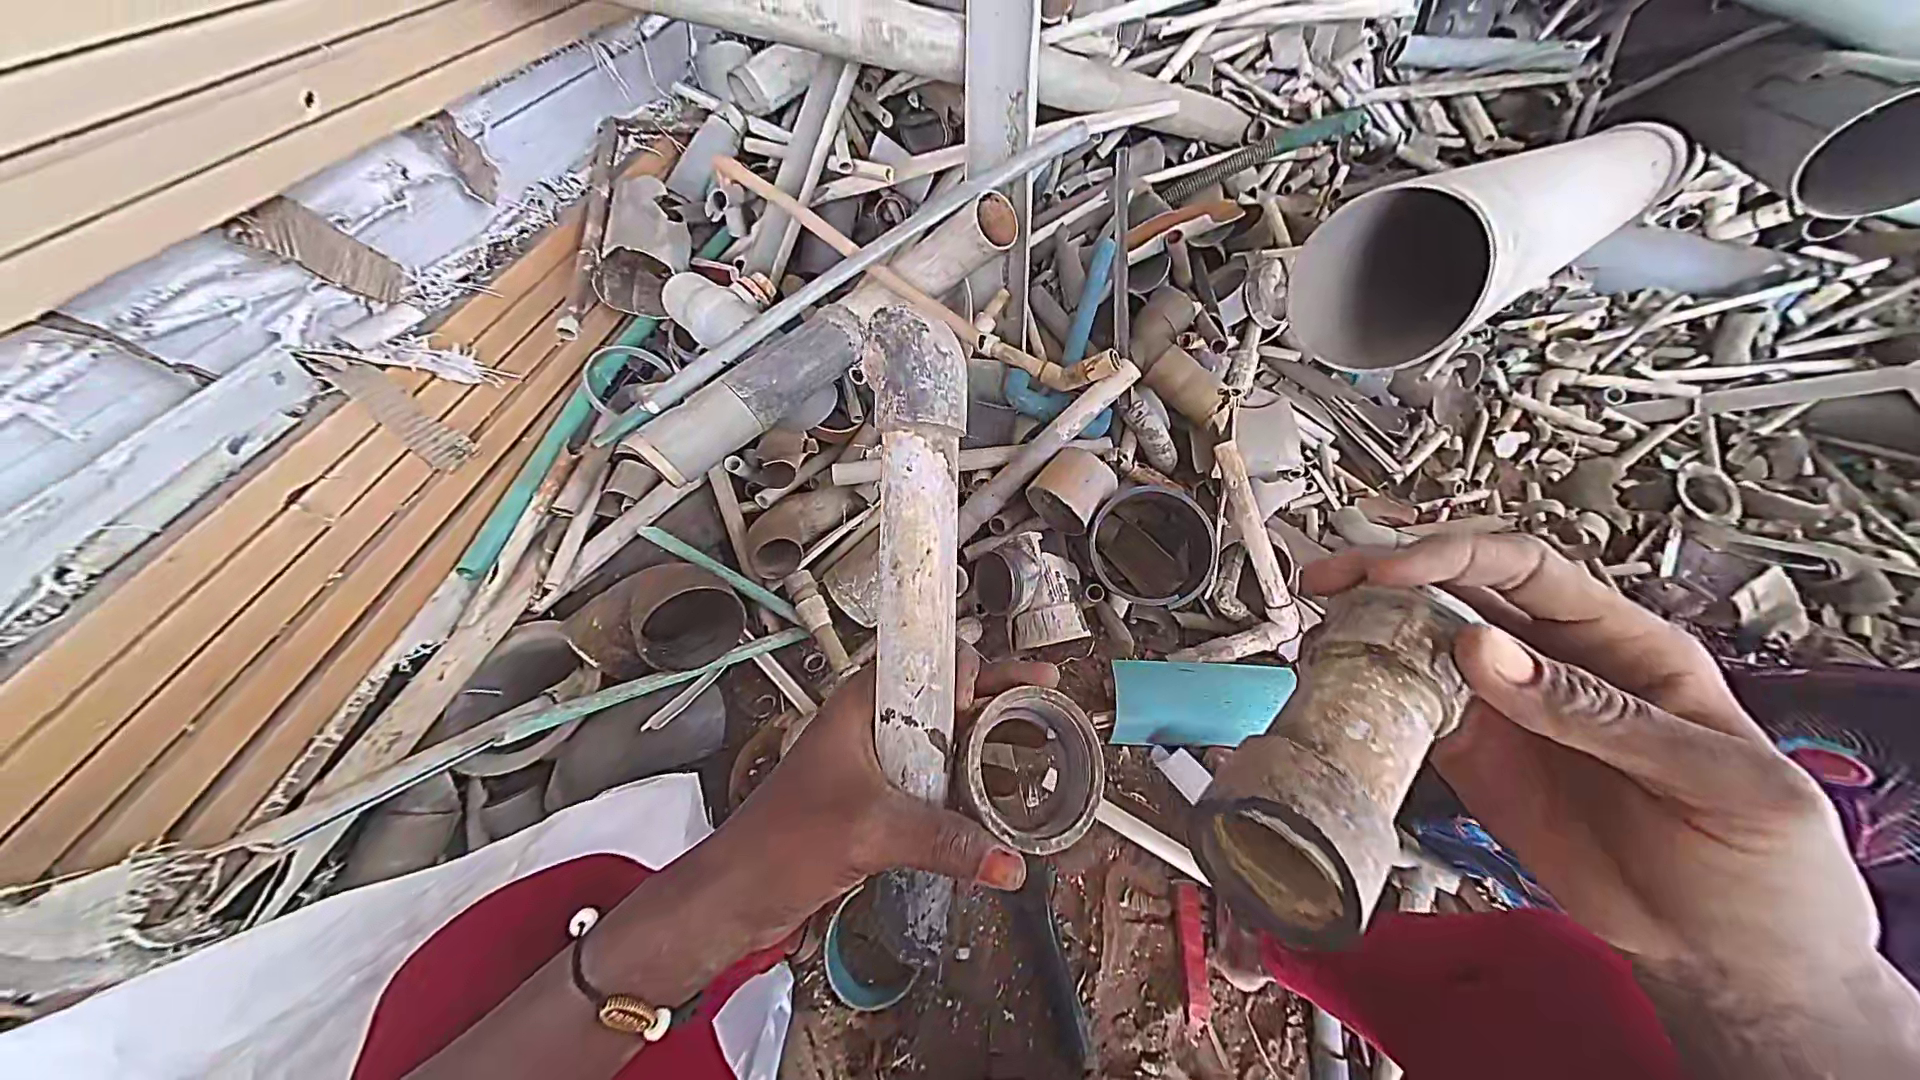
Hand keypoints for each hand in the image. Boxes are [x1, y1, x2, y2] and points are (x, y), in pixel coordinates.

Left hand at [707, 645, 1059, 952]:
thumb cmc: (780, 841)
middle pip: (945, 690)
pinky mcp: (883, 790)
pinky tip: (998, 783)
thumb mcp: (869, 829)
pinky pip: (936, 769)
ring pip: (944, 730)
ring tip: (1033, 729)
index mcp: (863, 701)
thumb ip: (942, 841)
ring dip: (987, 729)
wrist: (740, 893)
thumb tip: (1006, 858)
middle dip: (995, 688)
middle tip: (1041, 686)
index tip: (998, 687)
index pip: (925, 658)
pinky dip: (968, 771)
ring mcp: (880, 754)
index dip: (967, 664)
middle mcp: (874, 719)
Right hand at [1303, 534, 1871, 986]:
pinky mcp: (1463, 742)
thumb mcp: (1720, 782)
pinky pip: (1405, 700)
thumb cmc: (1762, 866)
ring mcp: (1497, 701)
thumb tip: (1482, 649)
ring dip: (1364, 621)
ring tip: (1320, 619)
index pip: (1524, 570)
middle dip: (1383, 572)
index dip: (1453, 559)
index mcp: (1619, 644)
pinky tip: (1341, 675)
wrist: (1718, 953)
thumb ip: (1599, 712)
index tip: (1394, 572)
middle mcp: (1545, 658)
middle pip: (1452, 590)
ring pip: (1416, 637)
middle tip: (1330, 578)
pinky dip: (1367, 683)